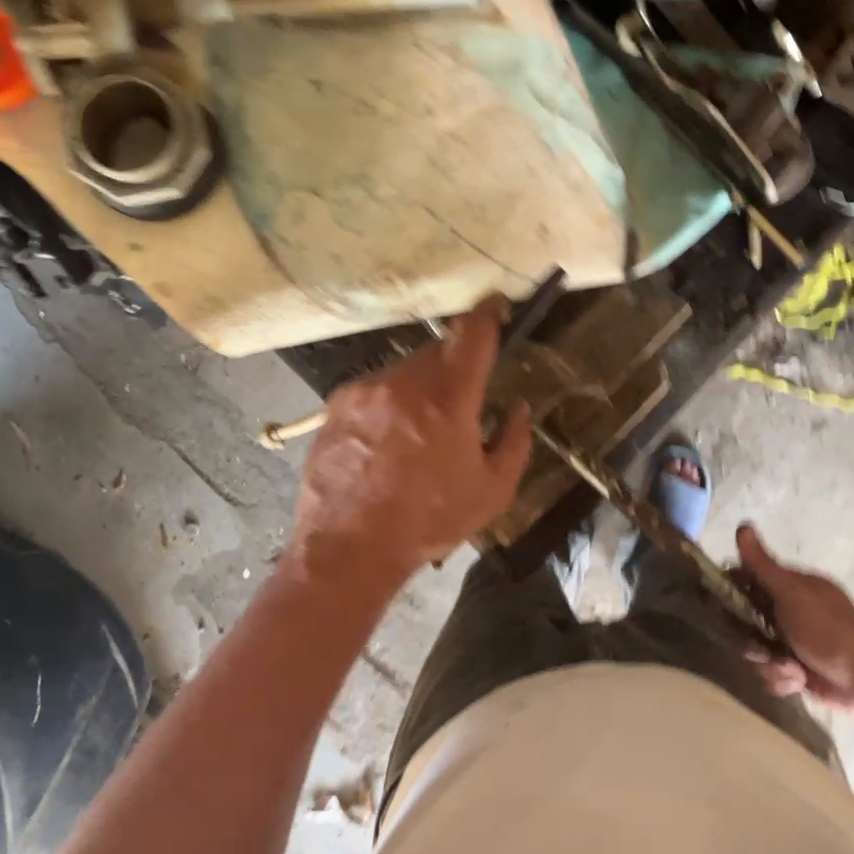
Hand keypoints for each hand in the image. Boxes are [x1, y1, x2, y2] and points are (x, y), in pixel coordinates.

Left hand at [289, 296, 533, 589]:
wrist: (348, 548)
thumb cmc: (428, 521)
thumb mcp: (492, 492)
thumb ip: (513, 442)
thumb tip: (516, 408)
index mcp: (448, 397)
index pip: (473, 333)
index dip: (490, 312)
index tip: (498, 306)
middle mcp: (404, 381)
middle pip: (437, 351)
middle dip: (453, 369)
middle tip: (459, 407)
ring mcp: (365, 391)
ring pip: (404, 372)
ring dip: (419, 390)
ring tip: (417, 439)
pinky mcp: (336, 406)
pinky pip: (374, 392)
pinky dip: (388, 406)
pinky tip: (385, 446)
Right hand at [737, 524, 853, 709]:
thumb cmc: (827, 629)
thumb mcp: (792, 592)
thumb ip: (763, 565)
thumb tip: (743, 524)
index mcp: (791, 587)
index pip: (749, 579)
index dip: (733, 590)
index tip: (721, 603)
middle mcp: (789, 611)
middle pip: (746, 620)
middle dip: (751, 638)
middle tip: (760, 647)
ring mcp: (792, 642)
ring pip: (755, 650)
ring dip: (768, 663)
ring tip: (789, 668)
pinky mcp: (795, 670)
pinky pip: (770, 673)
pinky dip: (782, 679)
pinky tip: (798, 679)